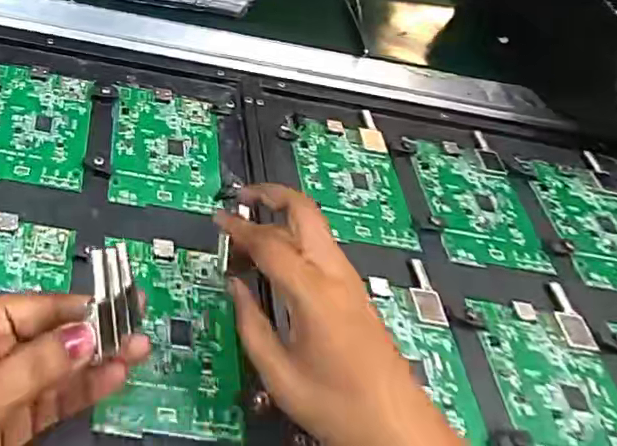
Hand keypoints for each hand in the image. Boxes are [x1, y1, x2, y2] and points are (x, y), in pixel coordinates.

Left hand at [0, 291, 150, 445]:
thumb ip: (35, 365)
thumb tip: (85, 333)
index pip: (41, 307)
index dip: (80, 306)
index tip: (119, 304)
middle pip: (57, 334)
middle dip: (97, 331)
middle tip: (137, 323)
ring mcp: (10, 385)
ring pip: (64, 365)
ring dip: (100, 359)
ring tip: (137, 349)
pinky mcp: (18, 420)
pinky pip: (58, 396)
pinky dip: (86, 388)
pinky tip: (113, 377)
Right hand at [216, 184, 460, 445]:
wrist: (398, 427)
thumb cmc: (339, 406)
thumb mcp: (280, 376)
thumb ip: (251, 325)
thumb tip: (235, 288)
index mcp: (314, 293)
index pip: (270, 242)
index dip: (239, 228)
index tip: (219, 219)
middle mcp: (334, 274)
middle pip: (303, 209)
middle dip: (271, 193)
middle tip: (242, 197)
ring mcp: (348, 278)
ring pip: (312, 225)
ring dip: (281, 217)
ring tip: (251, 237)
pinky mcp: (354, 288)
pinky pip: (319, 245)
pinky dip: (294, 236)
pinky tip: (275, 258)